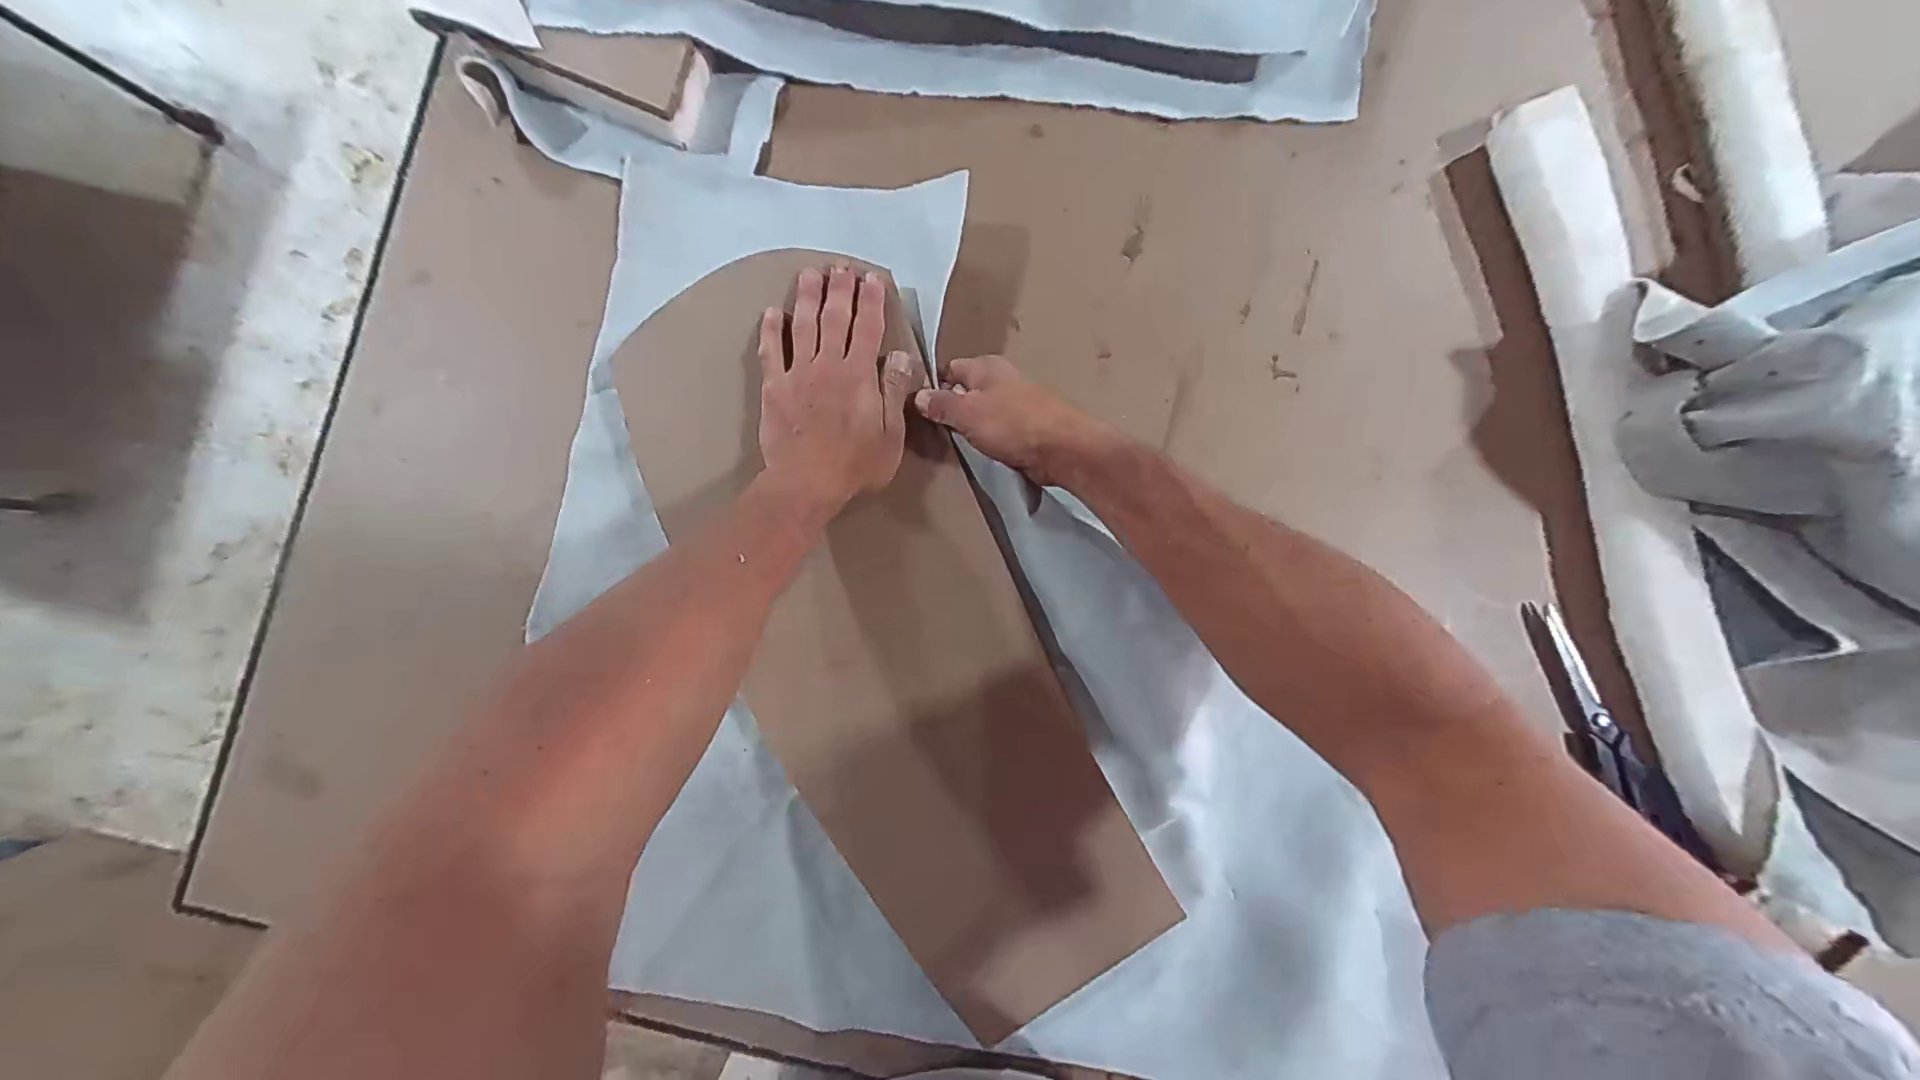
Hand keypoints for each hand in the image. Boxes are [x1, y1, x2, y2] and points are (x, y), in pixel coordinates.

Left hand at [758, 265, 922, 515]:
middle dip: (840, 289)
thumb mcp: (891, 435)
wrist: (805, 483)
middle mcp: (828, 365)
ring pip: (802, 325)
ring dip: (807, 297)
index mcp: (859, 375)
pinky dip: (771, 330)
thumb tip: (901, 356)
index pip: (868, 328)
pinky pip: (771, 352)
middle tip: (842, 267)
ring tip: (810, 274)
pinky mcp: (773, 387)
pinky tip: (771, 312)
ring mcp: (797, 373)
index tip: (872, 279)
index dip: (871, 301)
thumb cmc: (855, 465)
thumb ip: (894, 392)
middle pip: (834, 318)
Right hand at [913, 355, 1117, 486]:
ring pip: (982, 410)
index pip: (949, 369)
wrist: (1061, 448)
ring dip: (970, 424)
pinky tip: (980, 449)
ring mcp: (1016, 402)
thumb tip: (917, 396)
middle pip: (966, 390)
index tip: (916, 406)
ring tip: (952, 441)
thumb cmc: (1013, 423)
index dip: (932, 385)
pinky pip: (998, 428)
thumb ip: (941, 404)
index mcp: (986, 366)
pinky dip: (988, 436)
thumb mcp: (967, 412)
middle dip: (950, 407)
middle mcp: (1001, 378)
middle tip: (931, 428)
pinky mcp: (1026, 426)